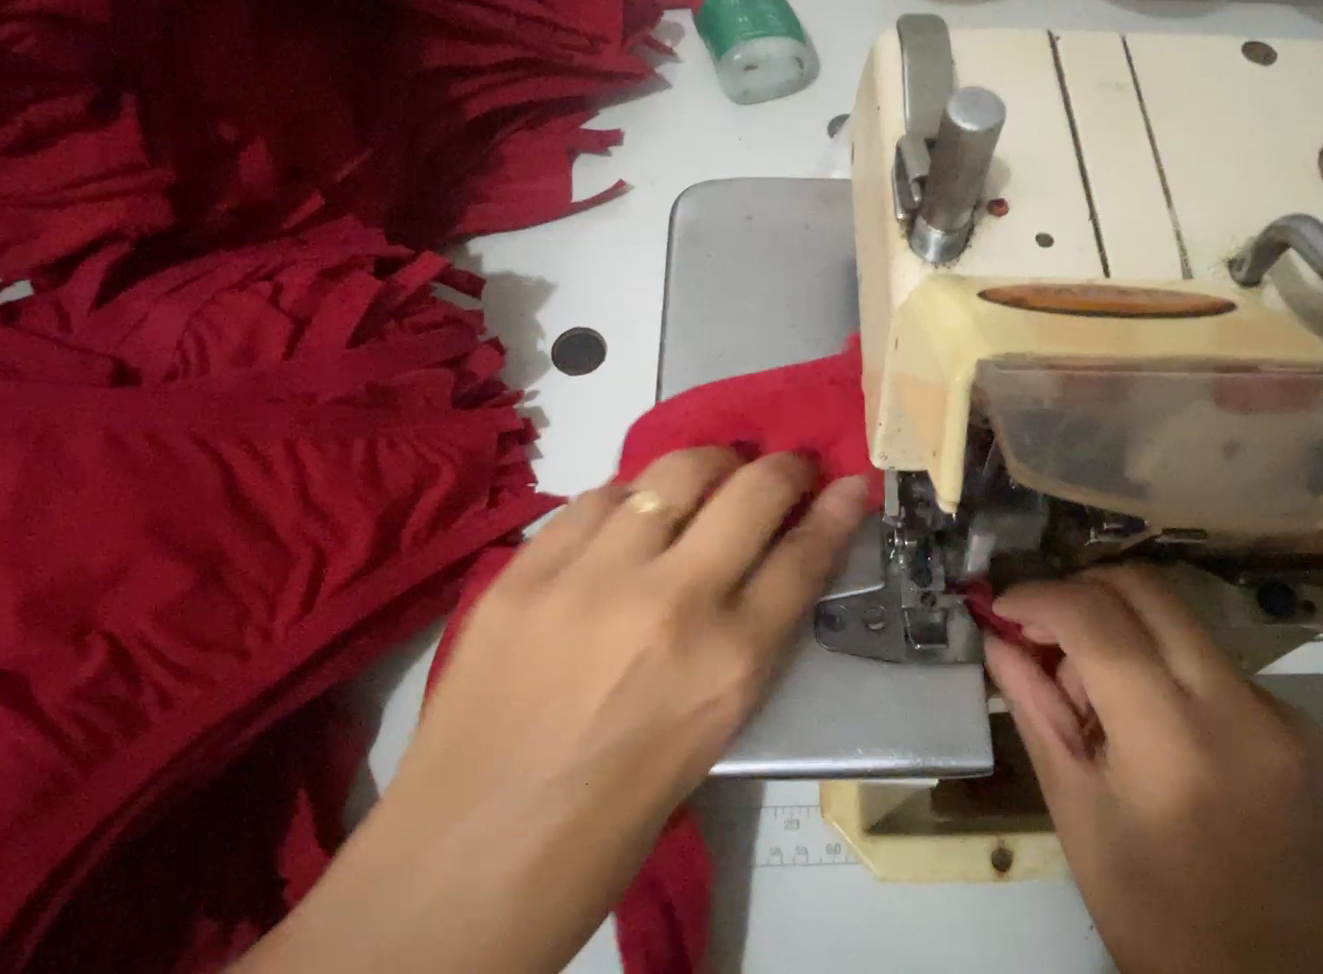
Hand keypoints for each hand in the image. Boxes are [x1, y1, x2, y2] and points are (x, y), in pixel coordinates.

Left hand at [240, 448, 867, 973]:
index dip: (836, 511)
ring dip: (706, 466)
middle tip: (788, 467)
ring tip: (710, 477)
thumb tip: (762, 575)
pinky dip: (628, 497)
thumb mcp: (711, 736)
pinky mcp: (522, 572)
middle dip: (785, 468)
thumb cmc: (613, 819)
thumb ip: (742, 646)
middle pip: (750, 493)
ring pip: (670, 473)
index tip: (848, 483)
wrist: (473, 856)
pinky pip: (593, 500)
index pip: (803, 558)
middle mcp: (668, 603)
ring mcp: (588, 579)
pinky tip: (628, 515)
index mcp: (728, 666)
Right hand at [985, 566, 1322, 973]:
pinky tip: (1141, 715)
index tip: (1003, 609)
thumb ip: (1034, 707)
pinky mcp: (1293, 717)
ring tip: (1089, 689)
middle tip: (1041, 634)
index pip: (1098, 621)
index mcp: (1172, 740)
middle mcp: (1237, 705)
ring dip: (1117, 625)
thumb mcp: (1072, 807)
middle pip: (1146, 588)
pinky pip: (1207, 654)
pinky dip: (1157, 658)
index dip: (1040, 598)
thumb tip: (998, 638)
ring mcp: (1276, 708)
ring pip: (1178, 615)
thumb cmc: (1146, 905)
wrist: (1263, 972)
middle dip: (1080, 590)